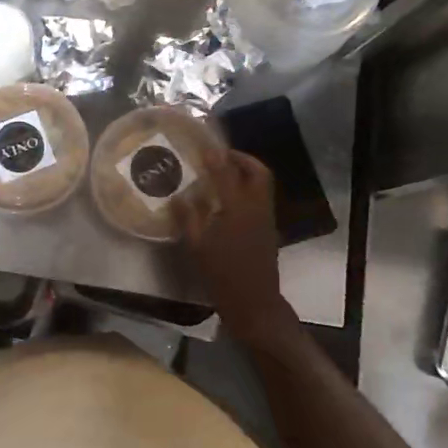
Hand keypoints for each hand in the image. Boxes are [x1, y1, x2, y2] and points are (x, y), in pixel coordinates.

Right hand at [173, 149, 296, 347]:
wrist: (253, 301)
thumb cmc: (221, 275)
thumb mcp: (197, 247)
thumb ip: (188, 218)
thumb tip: (179, 196)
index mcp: (238, 209)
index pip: (227, 173)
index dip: (216, 157)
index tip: (204, 146)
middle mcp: (256, 207)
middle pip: (257, 172)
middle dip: (241, 159)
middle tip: (220, 156)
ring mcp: (266, 218)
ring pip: (262, 184)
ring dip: (246, 172)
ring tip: (223, 173)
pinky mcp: (267, 229)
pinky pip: (260, 198)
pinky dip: (247, 189)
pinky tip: (228, 198)